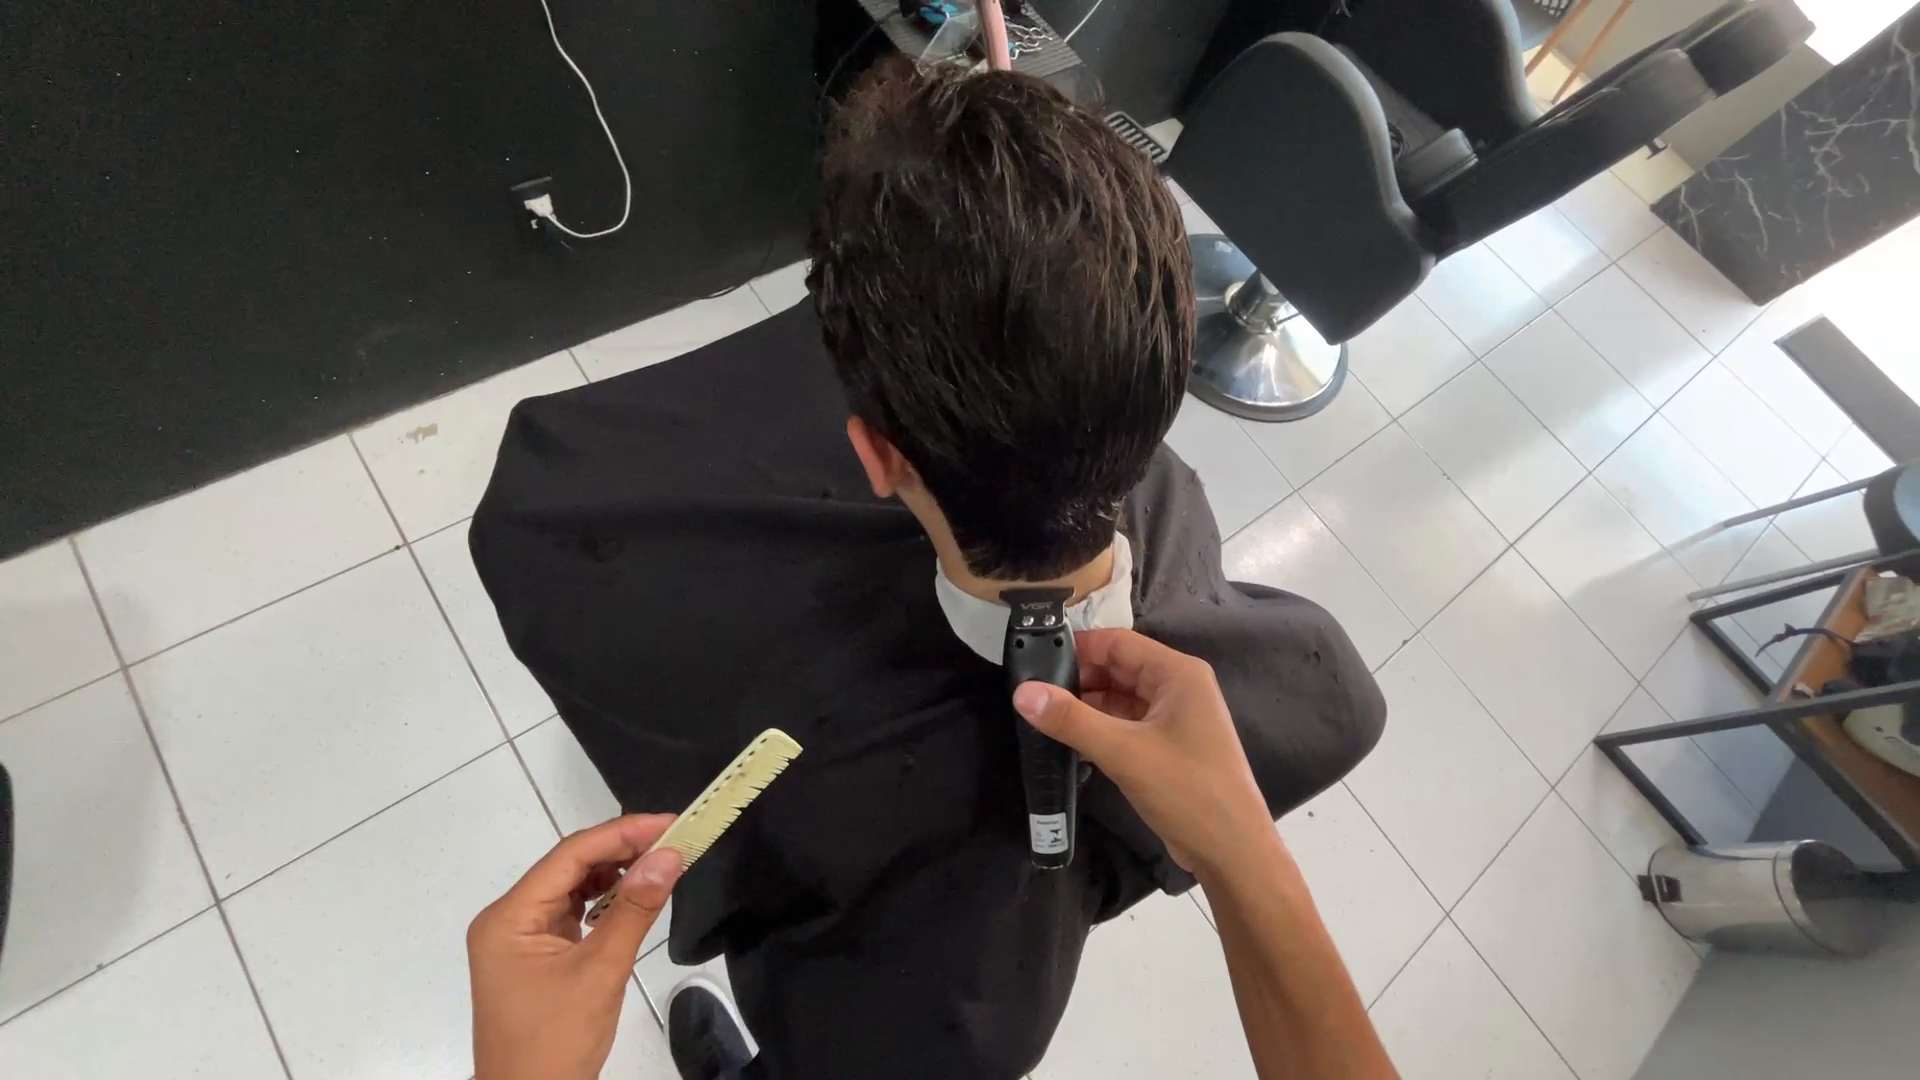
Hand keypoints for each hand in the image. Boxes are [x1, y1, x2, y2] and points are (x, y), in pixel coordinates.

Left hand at [468, 815, 685, 1079]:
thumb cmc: (556, 1043)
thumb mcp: (601, 972)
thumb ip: (636, 908)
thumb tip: (671, 854)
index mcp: (510, 918)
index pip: (571, 855)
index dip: (622, 833)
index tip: (670, 824)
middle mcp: (509, 917)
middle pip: (572, 864)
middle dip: (624, 847)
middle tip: (674, 838)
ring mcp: (522, 934)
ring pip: (576, 881)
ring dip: (619, 869)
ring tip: (662, 859)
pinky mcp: (538, 950)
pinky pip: (576, 906)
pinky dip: (608, 895)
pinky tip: (637, 891)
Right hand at [1013, 629, 1274, 878]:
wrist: (1234, 854)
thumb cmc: (1187, 792)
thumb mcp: (1123, 752)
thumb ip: (1071, 719)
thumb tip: (1021, 692)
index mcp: (1178, 674)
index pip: (1118, 642)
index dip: (1077, 647)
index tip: (1035, 659)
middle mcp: (1179, 687)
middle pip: (1118, 668)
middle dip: (1078, 678)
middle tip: (1033, 692)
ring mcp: (1175, 717)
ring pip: (1120, 697)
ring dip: (1087, 705)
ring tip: (1043, 715)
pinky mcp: (1168, 745)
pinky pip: (1126, 722)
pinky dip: (1100, 727)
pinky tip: (1069, 740)